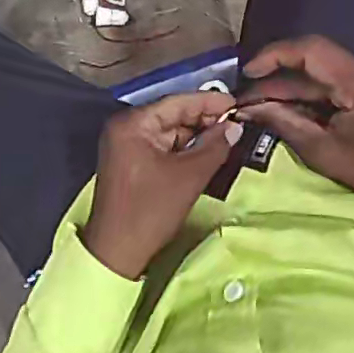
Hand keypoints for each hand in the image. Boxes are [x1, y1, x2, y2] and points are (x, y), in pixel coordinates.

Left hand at [83, 92, 241, 278]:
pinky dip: (183, 148)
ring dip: (196, 134)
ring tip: (227, 136)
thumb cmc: (150, 211)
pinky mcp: (129, 160)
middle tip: (236, 123)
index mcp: (133, 124)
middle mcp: (125, 127)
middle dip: (204, 119)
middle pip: (172, 114)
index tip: (237, 103)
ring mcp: (124, 143)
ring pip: (168, 130)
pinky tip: (206, 151)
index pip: (177, 102)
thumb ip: (215, 146)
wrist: (116, 250)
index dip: (209, 102)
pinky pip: (161, 145)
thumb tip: (234, 127)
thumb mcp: (189, 176)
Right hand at [237, 36, 353, 217]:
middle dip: (283, 85)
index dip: (273, 55)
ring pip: (335, 76)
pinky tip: (312, 113)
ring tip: (276, 112)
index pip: (310, 49)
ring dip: (304, 92)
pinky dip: (329, 95)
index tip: (248, 73)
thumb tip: (253, 108)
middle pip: (319, 67)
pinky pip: (353, 83)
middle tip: (252, 104)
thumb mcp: (329, 153)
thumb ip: (287, 124)